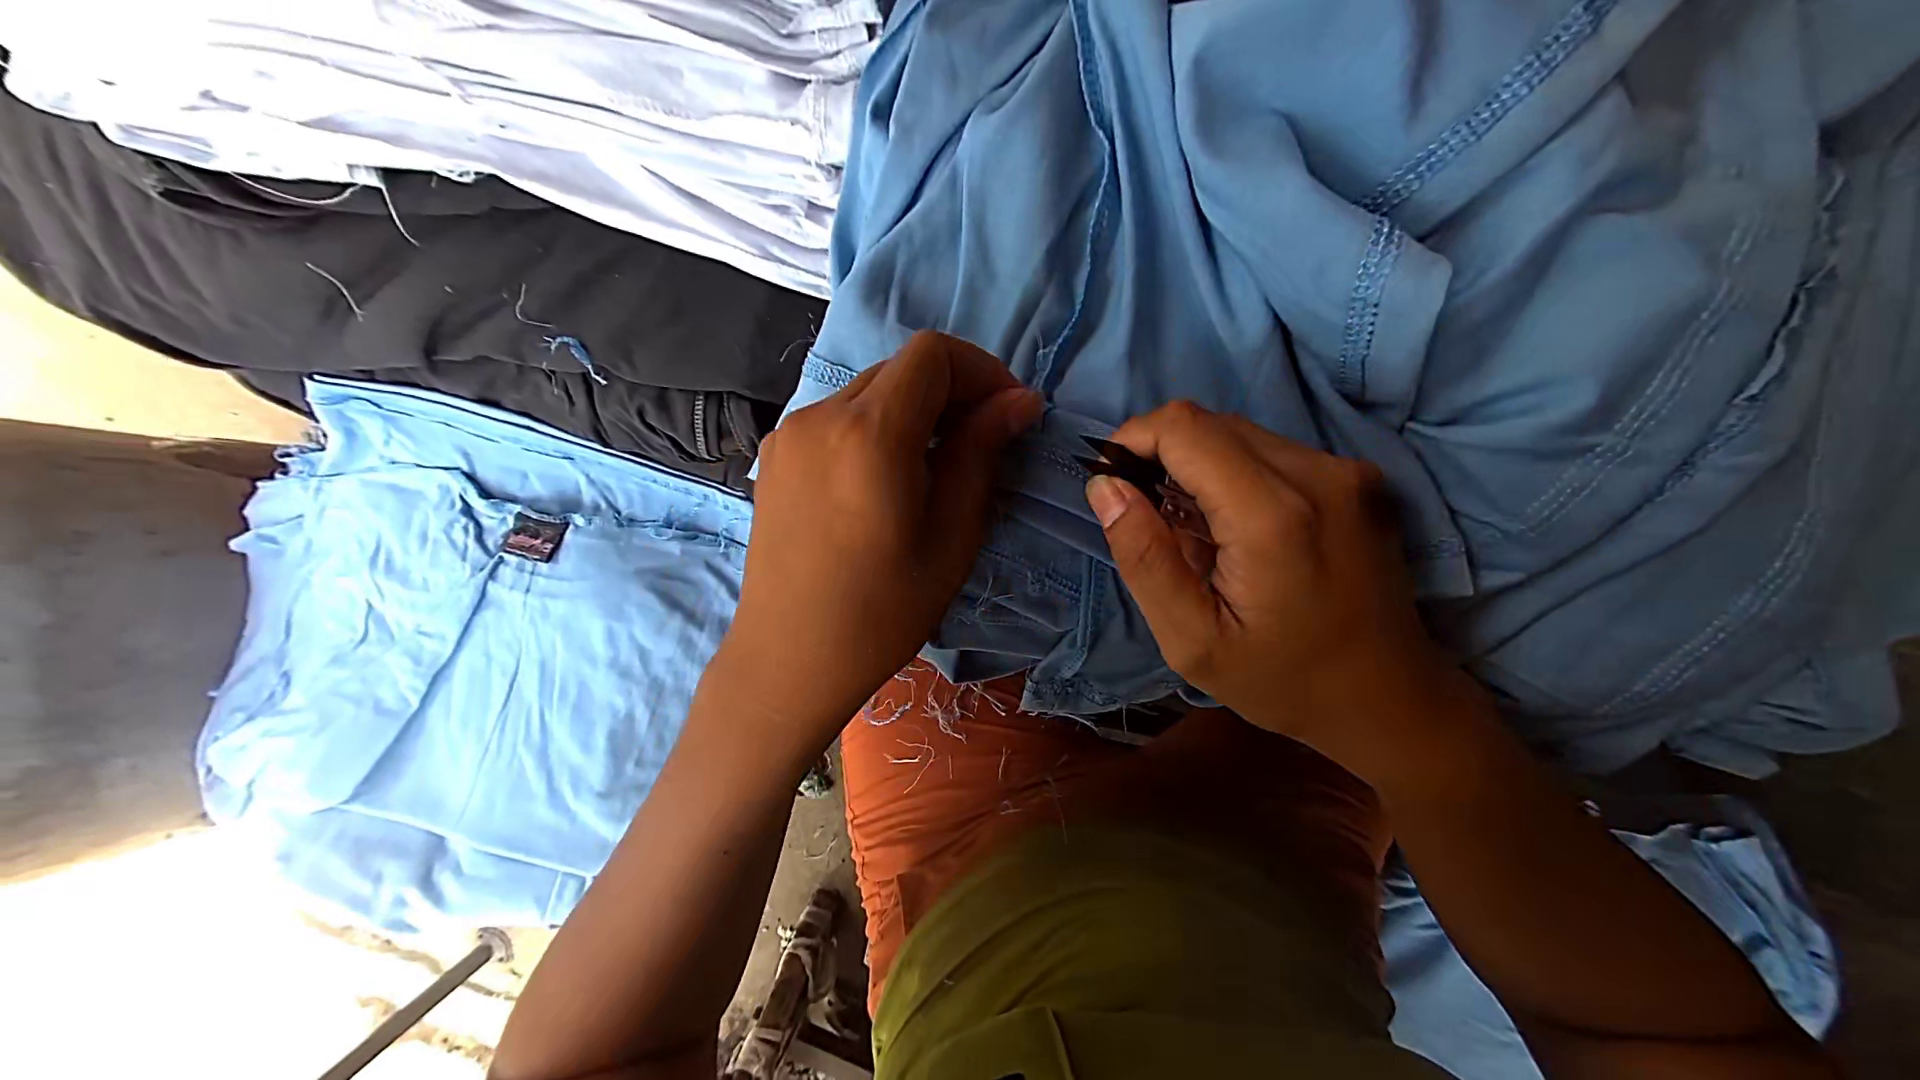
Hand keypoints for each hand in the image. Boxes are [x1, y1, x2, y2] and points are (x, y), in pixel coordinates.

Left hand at [715, 332, 1043, 742]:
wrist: (791, 658)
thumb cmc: (883, 610)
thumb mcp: (952, 534)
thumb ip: (982, 452)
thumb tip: (1020, 399)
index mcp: (869, 433)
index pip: (933, 354)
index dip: (982, 370)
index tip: (1008, 413)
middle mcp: (821, 415)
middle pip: (900, 369)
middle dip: (952, 392)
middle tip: (981, 444)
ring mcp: (790, 433)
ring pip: (869, 392)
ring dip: (913, 411)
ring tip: (933, 467)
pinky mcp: (775, 455)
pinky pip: (838, 419)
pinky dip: (875, 428)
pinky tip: (884, 480)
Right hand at [1085, 401, 1457, 776]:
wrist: (1391, 700)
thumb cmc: (1283, 680)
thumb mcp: (1191, 641)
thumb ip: (1144, 558)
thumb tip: (1105, 487)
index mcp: (1273, 516)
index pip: (1184, 427)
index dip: (1134, 440)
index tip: (1113, 483)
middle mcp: (1317, 474)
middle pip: (1210, 424)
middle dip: (1161, 457)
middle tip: (1148, 518)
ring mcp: (1347, 471)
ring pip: (1240, 434)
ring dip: (1198, 468)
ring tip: (1196, 534)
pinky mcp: (1358, 478)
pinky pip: (1272, 452)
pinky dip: (1234, 476)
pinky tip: (1237, 531)